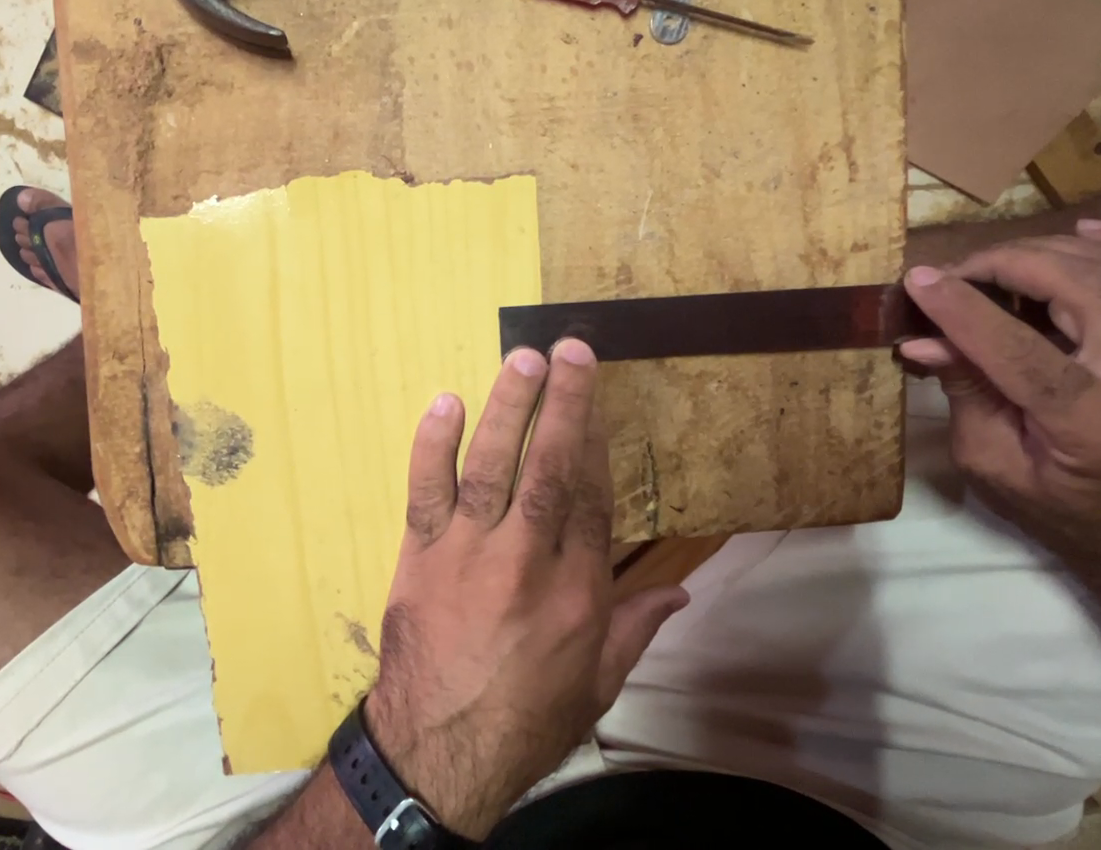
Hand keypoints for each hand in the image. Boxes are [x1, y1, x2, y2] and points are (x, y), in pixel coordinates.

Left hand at [362, 340, 689, 839]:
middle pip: (553, 470)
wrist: (438, 750)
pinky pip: (425, 490)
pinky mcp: (420, 554)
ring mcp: (469, 553)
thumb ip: (636, 628)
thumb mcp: (597, 684)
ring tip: (522, 359)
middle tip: (571, 349)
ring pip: (492, 468)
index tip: (597, 397)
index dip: (598, 443)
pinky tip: (443, 402)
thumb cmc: (526, 718)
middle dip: (565, 406)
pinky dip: (432, 445)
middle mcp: (528, 562)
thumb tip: (680, 591)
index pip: (595, 499)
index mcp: (579, 591)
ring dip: (507, 409)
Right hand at [899, 219, 1100, 574]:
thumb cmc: (1059, 505)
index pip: (1024, 352)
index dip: (964, 311)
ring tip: (996, 263)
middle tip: (955, 273)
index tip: (917, 280)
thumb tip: (922, 340)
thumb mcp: (990, 462)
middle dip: (1008, 266)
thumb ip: (965, 393)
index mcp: (1099, 429)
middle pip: (1086, 291)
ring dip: (1049, 252)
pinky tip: (1084, 231)